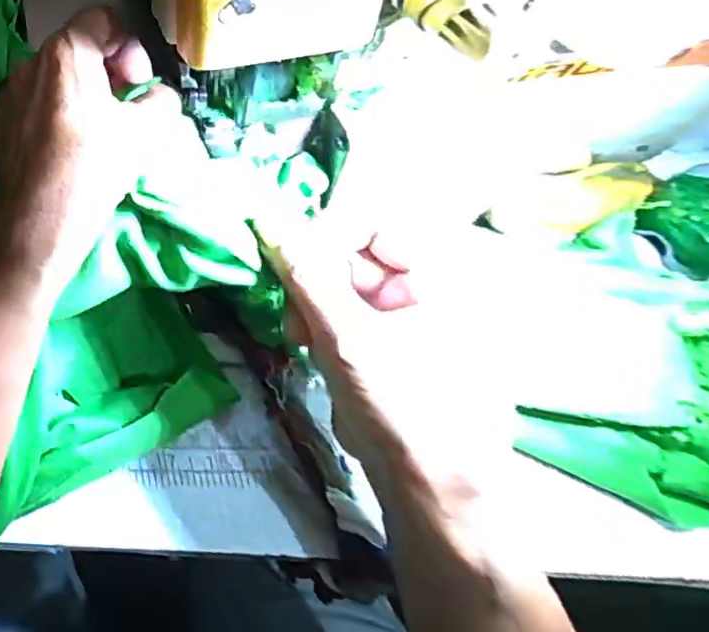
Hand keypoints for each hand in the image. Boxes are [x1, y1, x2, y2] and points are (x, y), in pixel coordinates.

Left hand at [0, 7, 184, 305]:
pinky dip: (50, 111)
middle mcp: (28, 63)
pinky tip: (61, 144)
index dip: (128, 44)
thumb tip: (155, 94)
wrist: (36, 222)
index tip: (135, 83)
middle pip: (75, 46)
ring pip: (51, 76)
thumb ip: (159, 98)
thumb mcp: (146, 131)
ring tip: (94, 127)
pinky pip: (29, 102)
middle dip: (105, 67)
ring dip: (77, 89)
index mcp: (64, 53)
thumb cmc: (93, 169)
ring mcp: (5, 92)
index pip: (102, 18)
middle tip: (122, 104)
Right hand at [255, 217, 521, 505]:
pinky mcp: (386, 341)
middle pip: (352, 256)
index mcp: (441, 284)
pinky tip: (310, 345)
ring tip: (301, 334)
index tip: (289, 260)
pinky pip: (341, 310)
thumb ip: (307, 275)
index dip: (327, 237)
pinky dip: (318, 322)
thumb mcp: (347, 336)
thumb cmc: (402, 407)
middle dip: (312, 279)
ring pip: (339, 284)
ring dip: (309, 303)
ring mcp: (408, 319)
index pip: (374, 228)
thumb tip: (268, 222)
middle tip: (293, 310)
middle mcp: (429, 293)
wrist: (428, 486)